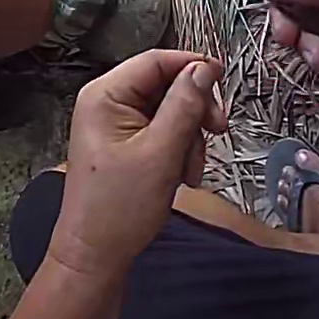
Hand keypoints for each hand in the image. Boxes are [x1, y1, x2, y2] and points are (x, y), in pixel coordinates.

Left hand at [46, 50, 225, 284]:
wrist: (95, 258)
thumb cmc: (121, 207)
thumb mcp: (160, 153)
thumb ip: (184, 105)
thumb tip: (204, 68)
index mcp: (105, 94)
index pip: (155, 60)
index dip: (192, 64)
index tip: (223, 79)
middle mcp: (108, 101)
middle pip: (165, 84)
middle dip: (194, 109)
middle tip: (218, 130)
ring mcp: (117, 123)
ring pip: (170, 109)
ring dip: (190, 136)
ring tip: (191, 170)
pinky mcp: (126, 142)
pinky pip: (164, 130)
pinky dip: (180, 149)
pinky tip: (183, 175)